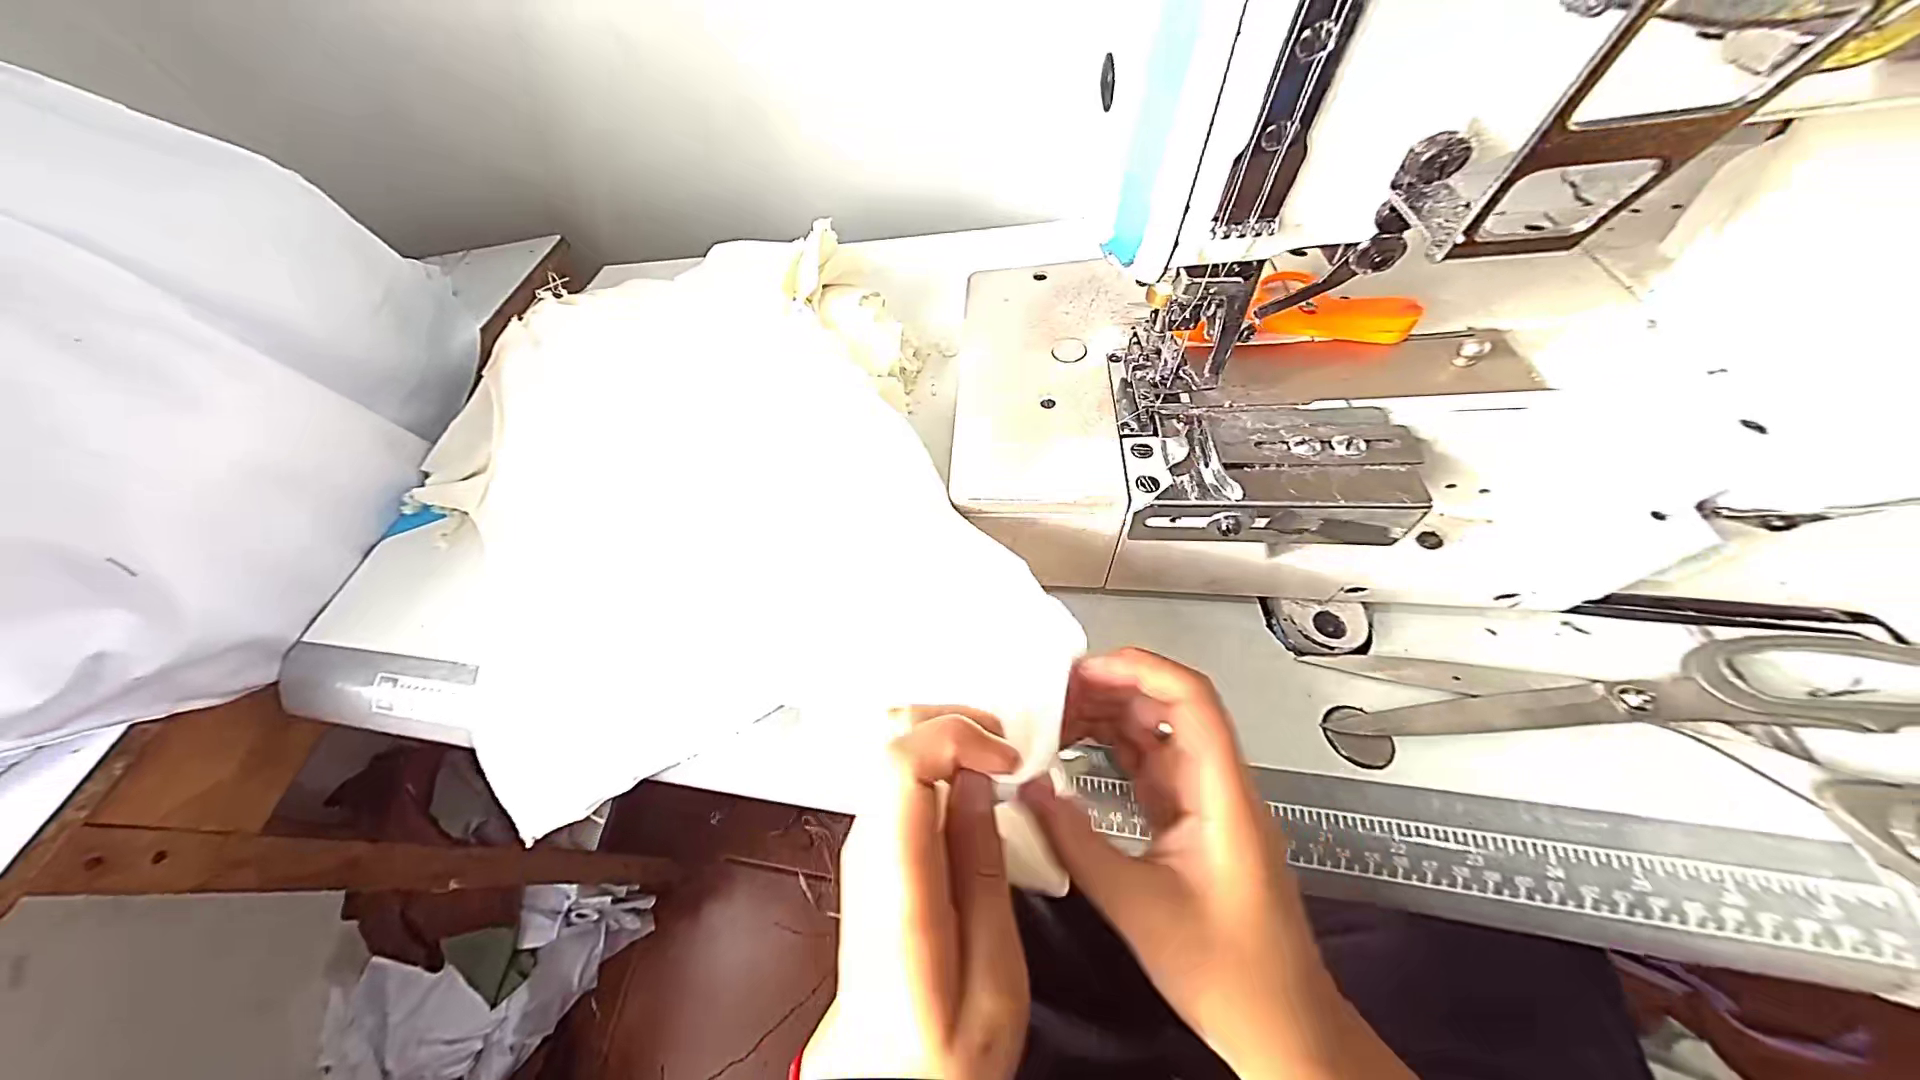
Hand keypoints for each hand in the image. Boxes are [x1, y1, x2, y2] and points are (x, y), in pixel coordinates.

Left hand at [802, 708, 1029, 1079]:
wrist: (880, 1077)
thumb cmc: (936, 1050)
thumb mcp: (995, 977)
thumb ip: (986, 869)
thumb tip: (980, 787)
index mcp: (898, 885)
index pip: (901, 762)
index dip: (957, 735)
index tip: (1005, 756)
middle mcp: (869, 850)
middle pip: (893, 738)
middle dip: (957, 722)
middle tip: (1006, 746)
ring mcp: (866, 844)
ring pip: (899, 749)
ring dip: (954, 741)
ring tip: (1000, 764)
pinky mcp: (875, 847)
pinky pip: (906, 778)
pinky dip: (946, 765)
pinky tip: (978, 788)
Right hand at [1020, 649, 1410, 1079]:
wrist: (1282, 1027)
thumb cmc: (1232, 975)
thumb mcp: (1138, 908)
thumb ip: (1077, 843)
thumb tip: (1030, 792)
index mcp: (1222, 794)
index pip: (1192, 699)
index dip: (1140, 670)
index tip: (1086, 669)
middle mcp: (1217, 783)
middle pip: (1168, 705)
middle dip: (1111, 686)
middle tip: (1055, 690)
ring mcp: (1203, 798)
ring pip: (1155, 730)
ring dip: (1108, 714)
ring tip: (1056, 714)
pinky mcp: (1189, 816)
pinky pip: (1147, 762)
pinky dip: (1111, 747)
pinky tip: (1076, 748)